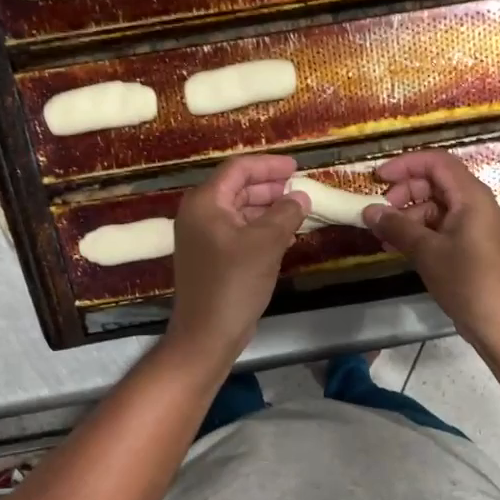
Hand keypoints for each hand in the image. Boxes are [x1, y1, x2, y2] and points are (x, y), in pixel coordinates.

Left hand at [165, 154, 309, 360]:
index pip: (238, 169)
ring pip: (240, 212)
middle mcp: (199, 215)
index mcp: (205, 203)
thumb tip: (300, 196)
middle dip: (270, 188)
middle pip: (237, 189)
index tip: (296, 168)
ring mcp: (203, 239)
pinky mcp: (211, 260)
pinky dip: (260, 231)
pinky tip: (284, 239)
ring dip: (268, 211)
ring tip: (298, 213)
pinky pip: (238, 234)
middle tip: (300, 190)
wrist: (207, 333)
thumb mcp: (266, 243)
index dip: (269, 166)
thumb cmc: (234, 283)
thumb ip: (285, 214)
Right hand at [363, 149, 499, 349]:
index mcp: (471, 196)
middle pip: (435, 183)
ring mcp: (474, 226)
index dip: (405, 165)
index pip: (436, 161)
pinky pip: (442, 227)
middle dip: (404, 193)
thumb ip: (397, 227)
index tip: (377, 179)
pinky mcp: (471, 245)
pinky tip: (398, 247)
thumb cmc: (466, 282)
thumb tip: (369, 211)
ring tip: (384, 237)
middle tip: (380, 214)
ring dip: (408, 216)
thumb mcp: (426, 252)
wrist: (498, 322)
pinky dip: (420, 232)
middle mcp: (475, 204)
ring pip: (436, 207)